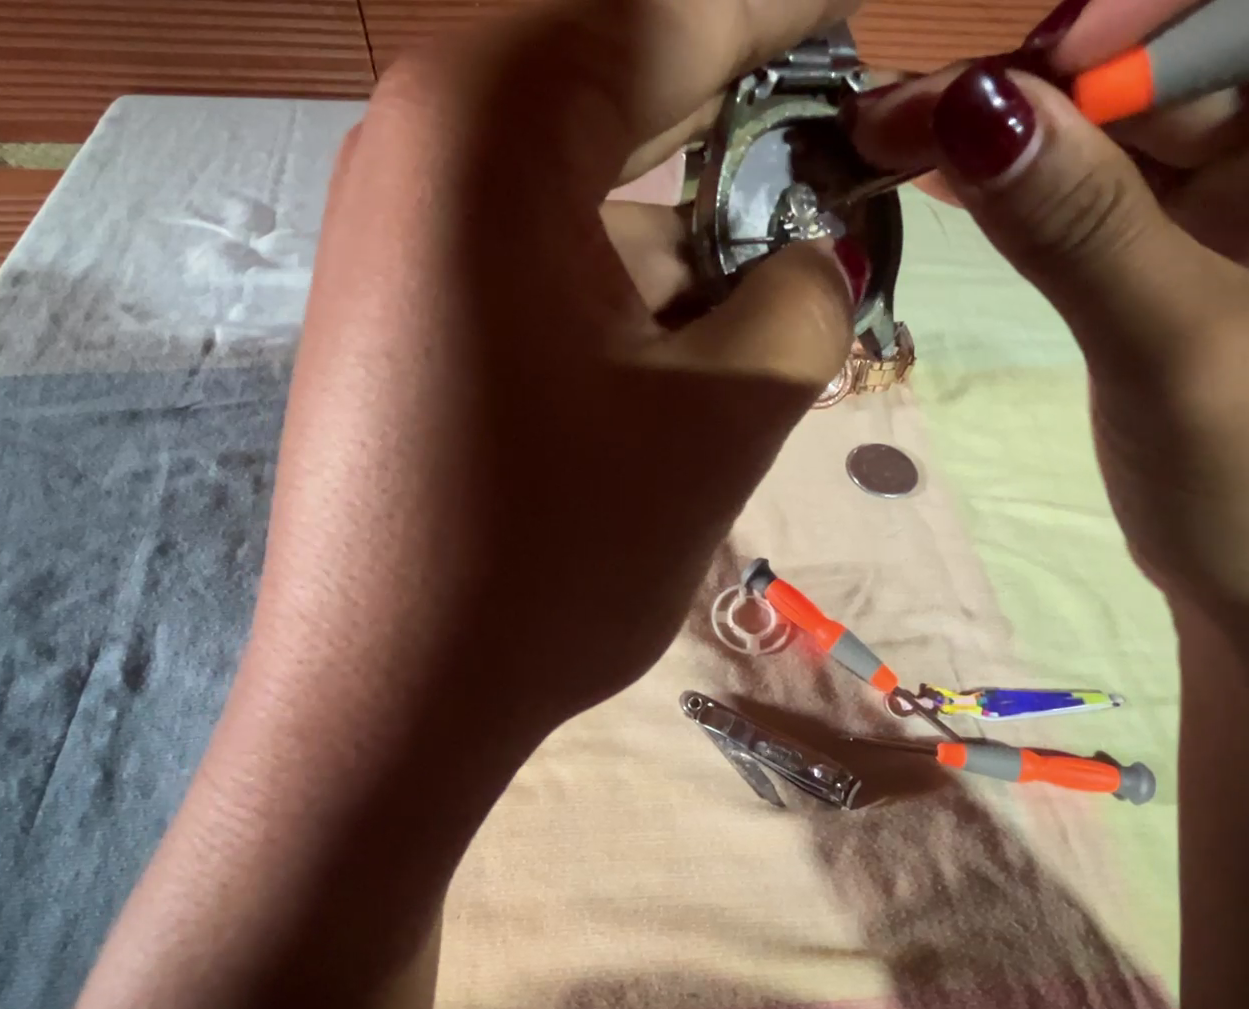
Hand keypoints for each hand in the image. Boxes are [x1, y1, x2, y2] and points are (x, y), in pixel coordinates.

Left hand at [262, 1, 868, 739]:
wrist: (390, 700)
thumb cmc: (556, 552)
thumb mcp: (727, 412)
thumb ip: (809, 295)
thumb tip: (822, 248)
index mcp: (496, 119)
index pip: (677, 10)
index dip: (786, 14)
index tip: (859, 29)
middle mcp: (421, 138)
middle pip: (616, 74)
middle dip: (730, 108)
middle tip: (822, 155)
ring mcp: (392, 225)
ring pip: (574, 168)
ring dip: (674, 203)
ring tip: (760, 269)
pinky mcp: (396, 304)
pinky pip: (529, 238)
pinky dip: (612, 260)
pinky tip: (669, 333)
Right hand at [850, 0, 1248, 642]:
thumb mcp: (1185, 348)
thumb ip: (1078, 220)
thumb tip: (964, 102)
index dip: (1168, 8)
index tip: (1050, 59)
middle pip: (1192, 45)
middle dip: (1054, 75)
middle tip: (909, 104)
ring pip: (1126, 116)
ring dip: (1013, 127)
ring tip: (889, 128)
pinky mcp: (1191, 248)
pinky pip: (1099, 187)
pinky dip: (1020, 183)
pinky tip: (937, 168)